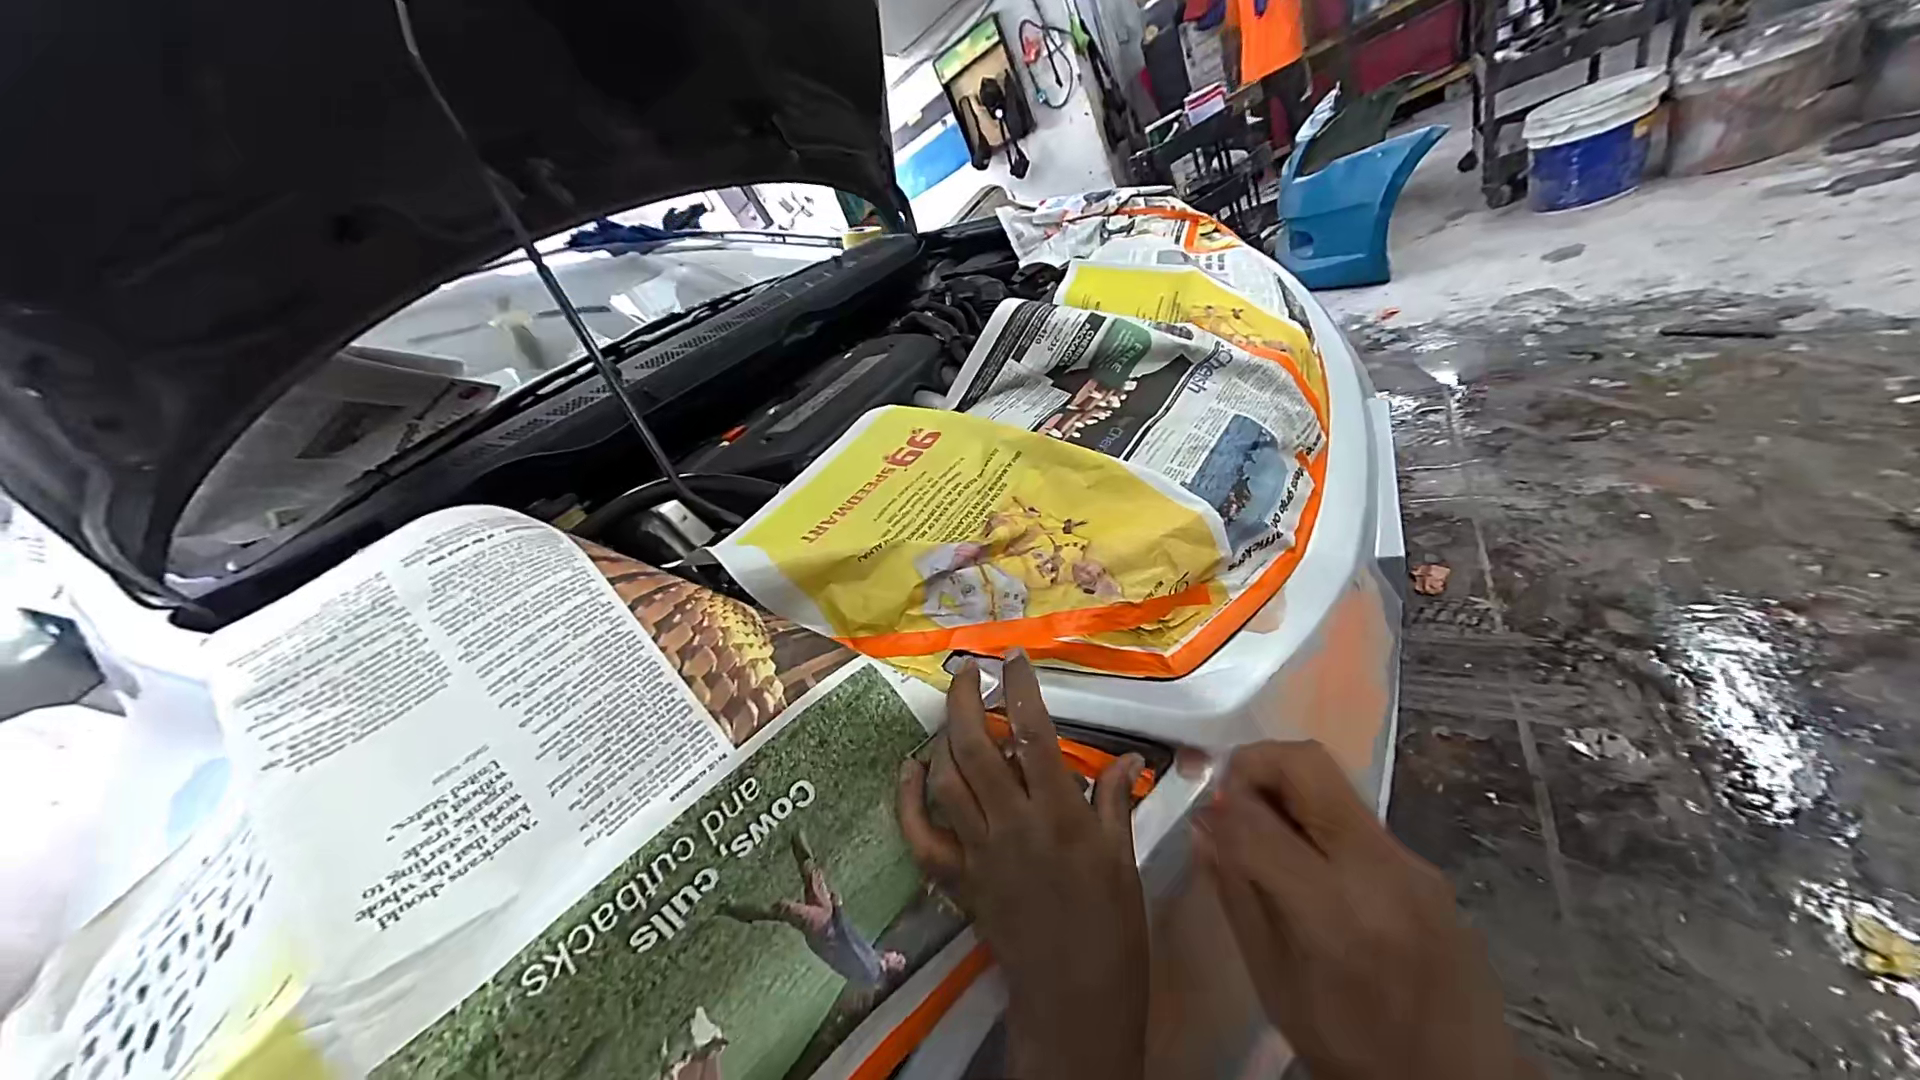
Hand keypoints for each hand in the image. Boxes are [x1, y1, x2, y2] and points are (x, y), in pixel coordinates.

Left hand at [897, 653, 1147, 1079]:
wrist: (1074, 1001)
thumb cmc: (1111, 928)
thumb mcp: (1122, 860)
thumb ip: (1116, 801)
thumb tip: (1128, 758)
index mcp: (1060, 816)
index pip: (1034, 735)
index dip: (1021, 690)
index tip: (1012, 659)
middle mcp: (1013, 825)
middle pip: (976, 747)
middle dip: (965, 700)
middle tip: (967, 672)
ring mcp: (979, 852)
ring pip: (946, 781)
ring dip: (942, 739)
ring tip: (953, 715)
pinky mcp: (958, 880)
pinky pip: (921, 836)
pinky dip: (908, 799)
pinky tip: (911, 769)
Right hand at [1193, 741, 1535, 1079]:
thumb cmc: (1355, 1050)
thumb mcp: (1274, 983)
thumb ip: (1236, 894)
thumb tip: (1204, 824)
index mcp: (1337, 915)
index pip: (1256, 823)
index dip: (1219, 807)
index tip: (1205, 815)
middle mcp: (1381, 871)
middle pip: (1307, 765)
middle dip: (1253, 763)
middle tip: (1231, 796)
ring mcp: (1412, 863)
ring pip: (1333, 780)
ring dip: (1283, 786)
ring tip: (1264, 829)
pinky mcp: (1427, 866)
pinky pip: (1354, 814)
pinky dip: (1313, 815)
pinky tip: (1306, 857)